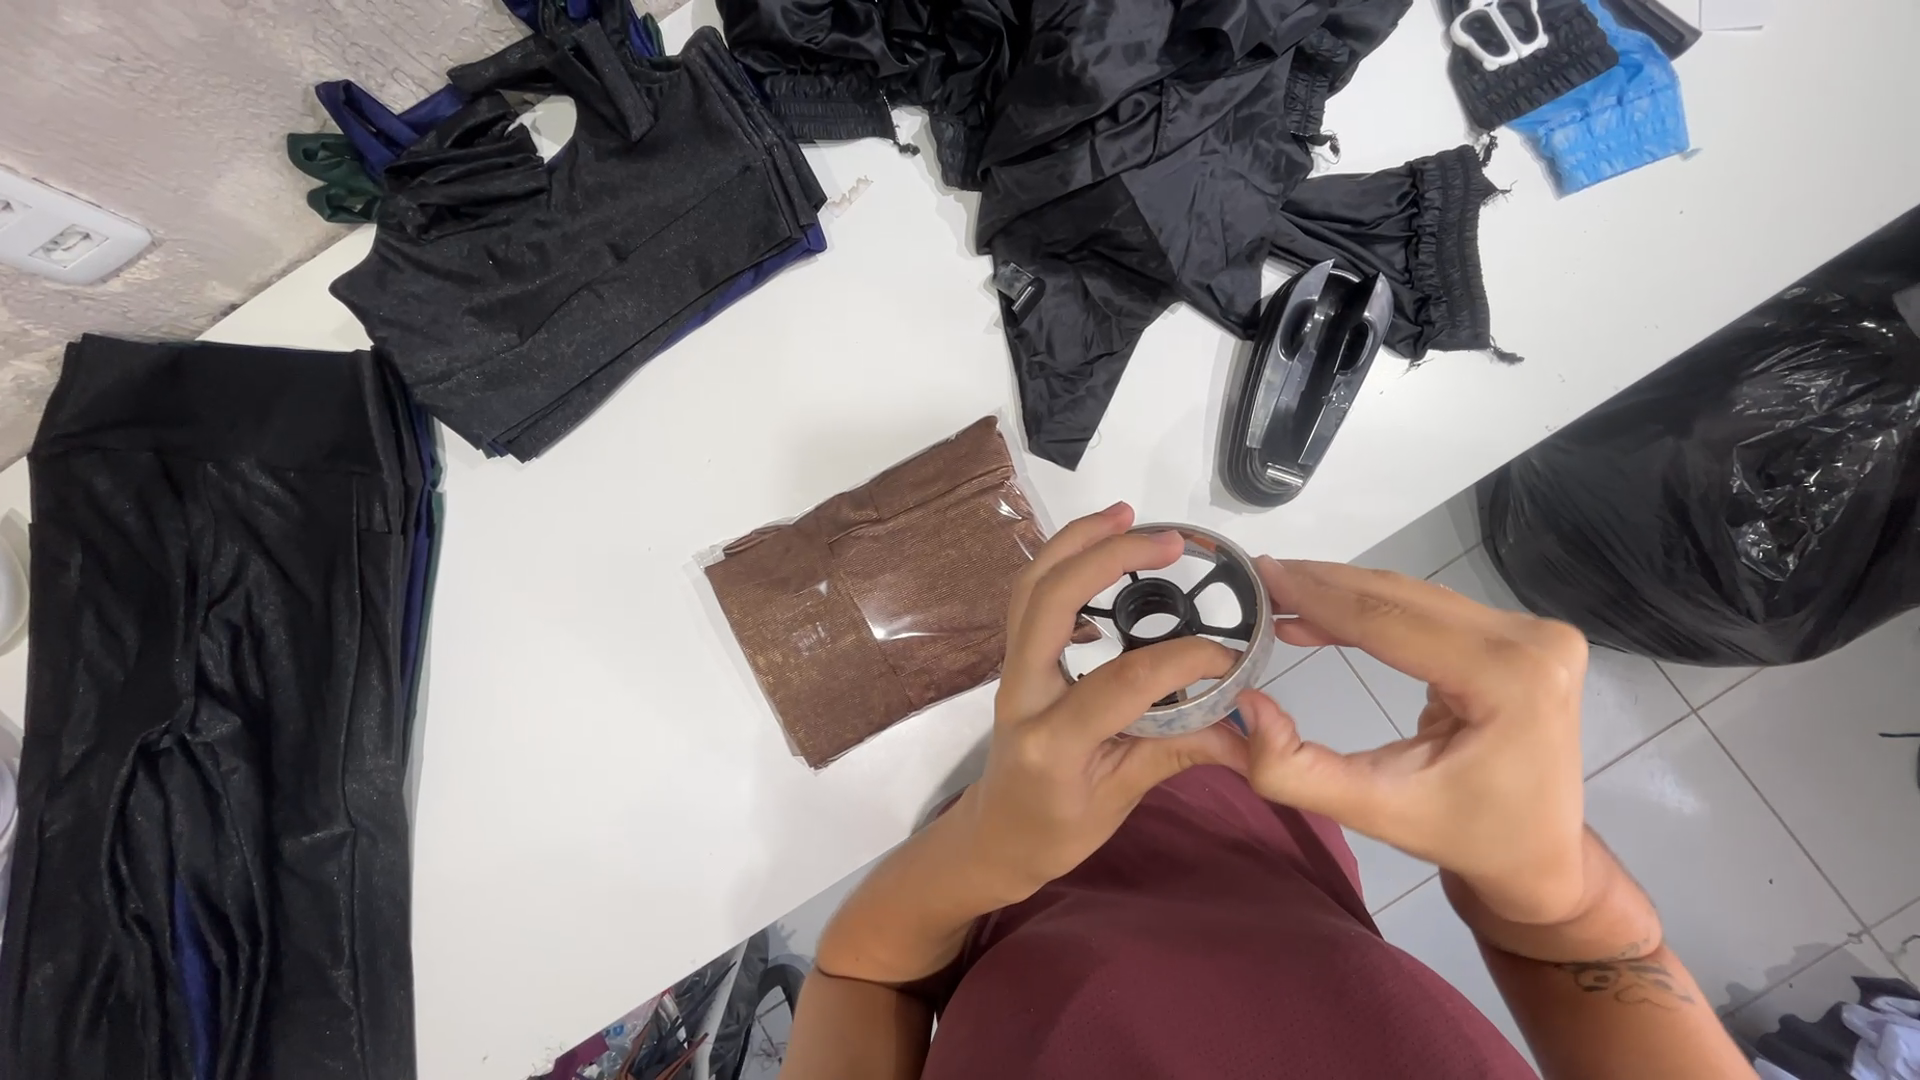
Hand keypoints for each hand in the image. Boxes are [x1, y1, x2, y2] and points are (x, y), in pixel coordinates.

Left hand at [949, 502, 1251, 902]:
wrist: (996, 834)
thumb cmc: (1055, 829)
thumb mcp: (1120, 799)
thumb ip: (1179, 752)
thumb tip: (1249, 729)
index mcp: (1051, 740)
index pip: (1121, 683)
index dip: (1182, 660)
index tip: (1229, 656)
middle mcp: (1021, 691)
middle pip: (1051, 602)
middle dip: (1108, 558)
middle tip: (1169, 541)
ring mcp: (1009, 670)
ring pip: (1031, 587)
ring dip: (1075, 542)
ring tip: (1125, 514)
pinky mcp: (1013, 659)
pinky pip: (1030, 597)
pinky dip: (1060, 562)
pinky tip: (1096, 548)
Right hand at [1233, 558, 1588, 925]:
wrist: (1539, 853)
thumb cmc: (1461, 835)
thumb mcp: (1370, 810)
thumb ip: (1293, 770)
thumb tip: (1245, 702)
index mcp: (1511, 682)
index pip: (1390, 624)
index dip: (1319, 597)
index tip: (1261, 572)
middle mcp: (1534, 643)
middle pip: (1401, 599)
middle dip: (1323, 585)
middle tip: (1259, 576)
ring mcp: (1534, 635)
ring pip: (1412, 596)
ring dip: (1341, 593)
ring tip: (1280, 592)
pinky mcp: (1521, 636)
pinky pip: (1427, 608)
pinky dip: (1369, 608)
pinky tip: (1322, 613)